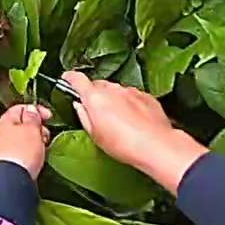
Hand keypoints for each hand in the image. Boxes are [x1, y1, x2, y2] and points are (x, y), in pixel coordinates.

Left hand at [0, 103, 52, 177]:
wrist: (11, 179)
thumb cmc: (22, 151)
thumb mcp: (32, 129)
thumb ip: (32, 117)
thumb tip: (31, 108)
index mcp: (6, 120)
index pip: (21, 107)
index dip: (36, 109)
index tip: (49, 116)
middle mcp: (2, 132)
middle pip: (22, 123)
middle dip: (37, 127)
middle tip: (45, 135)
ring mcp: (3, 147)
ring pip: (23, 138)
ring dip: (35, 140)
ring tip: (42, 148)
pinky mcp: (7, 160)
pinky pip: (22, 151)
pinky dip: (30, 151)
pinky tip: (36, 158)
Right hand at [60, 71, 207, 193]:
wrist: (158, 147)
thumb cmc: (124, 145)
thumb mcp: (95, 134)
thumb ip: (83, 115)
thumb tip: (80, 106)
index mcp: (94, 97)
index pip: (76, 78)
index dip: (69, 78)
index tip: (67, 79)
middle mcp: (112, 89)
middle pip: (97, 85)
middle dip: (94, 94)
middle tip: (96, 111)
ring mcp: (131, 91)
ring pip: (115, 90)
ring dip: (113, 99)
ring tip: (118, 119)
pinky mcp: (146, 97)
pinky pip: (132, 96)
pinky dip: (129, 103)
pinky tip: (133, 120)